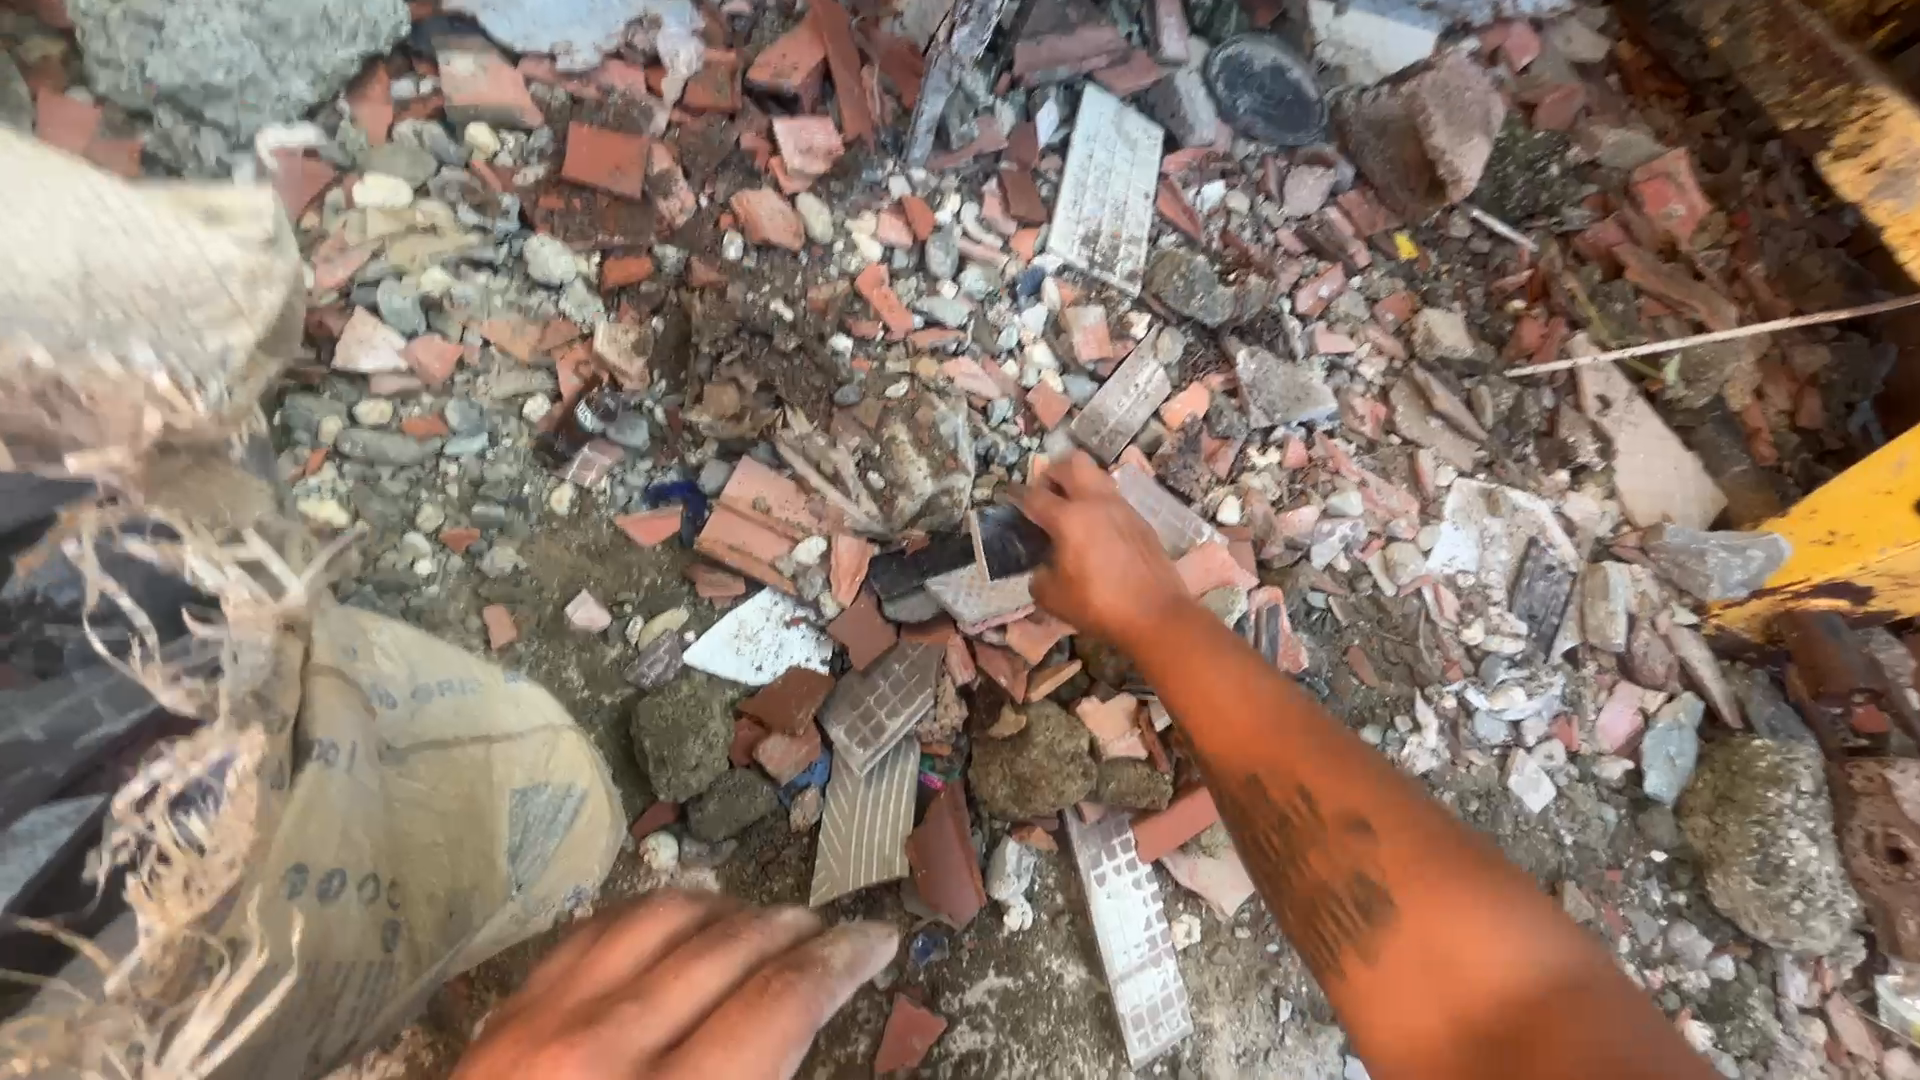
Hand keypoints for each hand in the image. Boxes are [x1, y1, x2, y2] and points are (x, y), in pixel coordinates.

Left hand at [452, 889, 897, 1078]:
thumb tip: (798, 1033)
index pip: (779, 1004)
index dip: (840, 960)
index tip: (875, 938)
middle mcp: (602, 1053)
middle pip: (731, 948)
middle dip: (796, 927)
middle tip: (828, 930)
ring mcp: (541, 1025)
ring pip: (667, 917)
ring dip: (733, 907)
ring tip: (767, 917)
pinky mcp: (502, 1018)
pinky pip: (599, 927)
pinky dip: (657, 907)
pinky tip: (686, 906)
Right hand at [1012, 451, 1192, 653]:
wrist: (1156, 614)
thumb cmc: (1099, 606)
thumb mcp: (1052, 599)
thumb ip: (1039, 576)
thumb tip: (1043, 567)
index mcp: (1068, 519)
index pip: (1034, 496)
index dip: (1017, 496)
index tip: (1010, 500)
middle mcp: (1095, 503)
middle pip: (1071, 463)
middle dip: (1052, 473)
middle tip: (1045, 496)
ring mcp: (1122, 508)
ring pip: (1096, 474)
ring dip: (1079, 483)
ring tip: (1072, 510)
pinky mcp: (1140, 520)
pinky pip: (1113, 497)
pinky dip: (1099, 503)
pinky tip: (1097, 530)